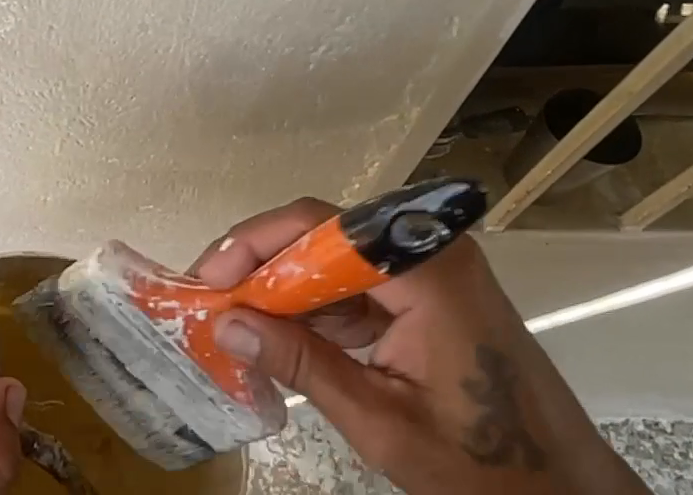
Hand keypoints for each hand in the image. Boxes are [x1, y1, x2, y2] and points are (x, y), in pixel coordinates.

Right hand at [192, 199, 648, 494]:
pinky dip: (316, 306)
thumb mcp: (381, 421)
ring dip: (283, 287)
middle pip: (322, 233)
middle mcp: (427, 249)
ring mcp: (430, 267)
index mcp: (424, 269)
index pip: (319, 228)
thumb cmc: (484, 466)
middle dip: (261, 265)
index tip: (208, 282)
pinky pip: (356, 282)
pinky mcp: (428, 291)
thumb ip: (301, 363)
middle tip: (212, 299)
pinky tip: (283, 333)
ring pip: (333, 256)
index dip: (254, 245)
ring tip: (236, 318)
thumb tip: (225, 323)